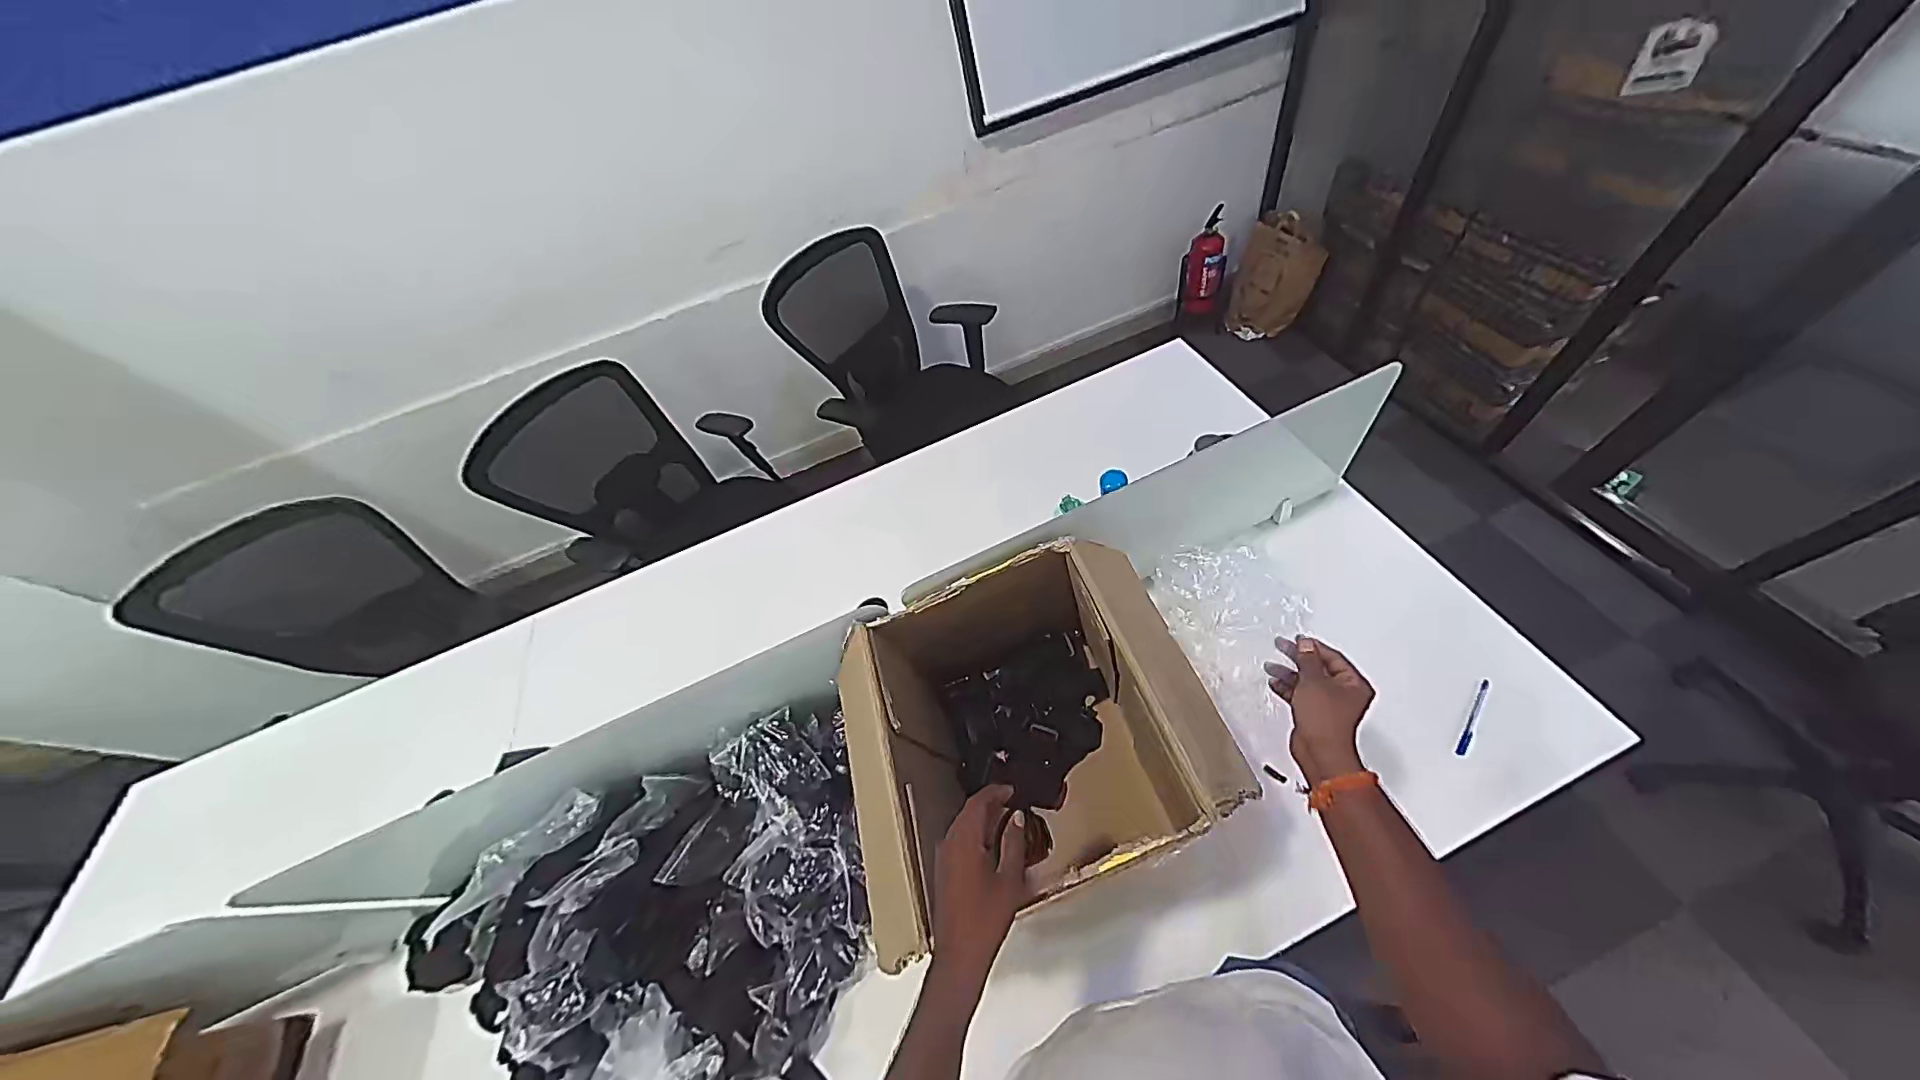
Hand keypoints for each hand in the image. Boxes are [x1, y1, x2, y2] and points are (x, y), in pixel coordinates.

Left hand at [930, 785, 1027, 992]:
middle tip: (1013, 803)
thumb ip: (1013, 843)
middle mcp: (949, 843)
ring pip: (963, 826)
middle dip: (990, 803)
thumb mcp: (1010, 879)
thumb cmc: (986, 919)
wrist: (959, 954)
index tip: (1012, 789)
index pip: (977, 803)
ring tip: (1007, 821)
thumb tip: (1016, 817)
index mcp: (964, 840)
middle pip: (968, 812)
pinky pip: (958, 840)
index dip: (995, 791)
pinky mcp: (943, 870)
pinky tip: (992, 845)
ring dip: (982, 819)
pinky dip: (975, 834)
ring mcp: (943, 857)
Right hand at [1266, 636, 1373, 785]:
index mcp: (1354, 684)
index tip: (1299, 640)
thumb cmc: (1326, 722)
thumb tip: (1305, 645)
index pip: (1332, 657)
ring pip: (1307, 682)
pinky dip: (1288, 688)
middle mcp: (1344, 694)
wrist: (1319, 750)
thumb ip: (1308, 660)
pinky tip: (1277, 682)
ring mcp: (1329, 705)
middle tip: (1284, 646)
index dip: (1313, 647)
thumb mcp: (1314, 681)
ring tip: (1274, 665)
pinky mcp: (1315, 714)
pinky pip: (1300, 695)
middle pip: (1319, 668)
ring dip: (1290, 673)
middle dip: (1299, 658)